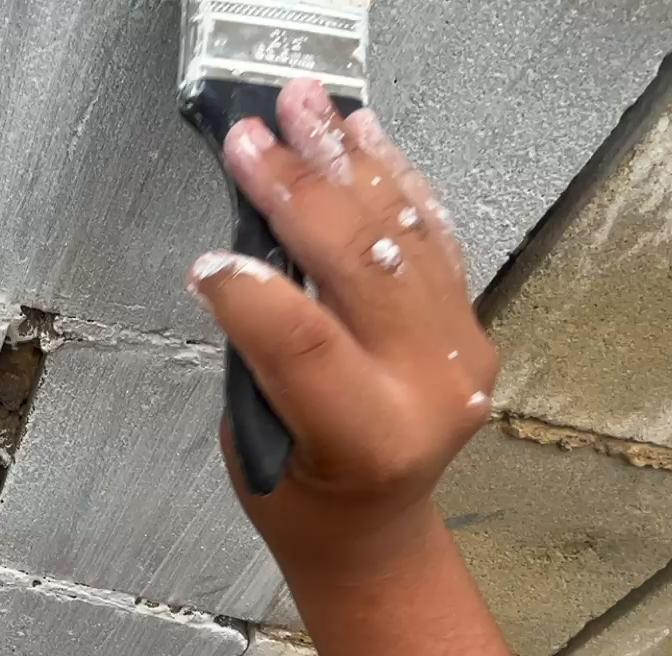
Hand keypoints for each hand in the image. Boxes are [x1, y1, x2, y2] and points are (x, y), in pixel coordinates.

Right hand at [186, 78, 498, 581]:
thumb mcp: (255, 447)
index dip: (250, 293)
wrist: (372, 530)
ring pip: (405, 237)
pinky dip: (394, 183)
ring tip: (306, 109)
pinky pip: (433, 240)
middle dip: (299, 194)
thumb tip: (249, 270)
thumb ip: (260, 361)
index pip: (304, 343)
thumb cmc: (295, 504)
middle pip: (363, 268)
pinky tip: (363, 138)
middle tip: (253, 138)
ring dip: (347, 165)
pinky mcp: (468, 324)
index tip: (203, 260)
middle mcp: (430, 389)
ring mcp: (461, 350)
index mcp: (366, 439)